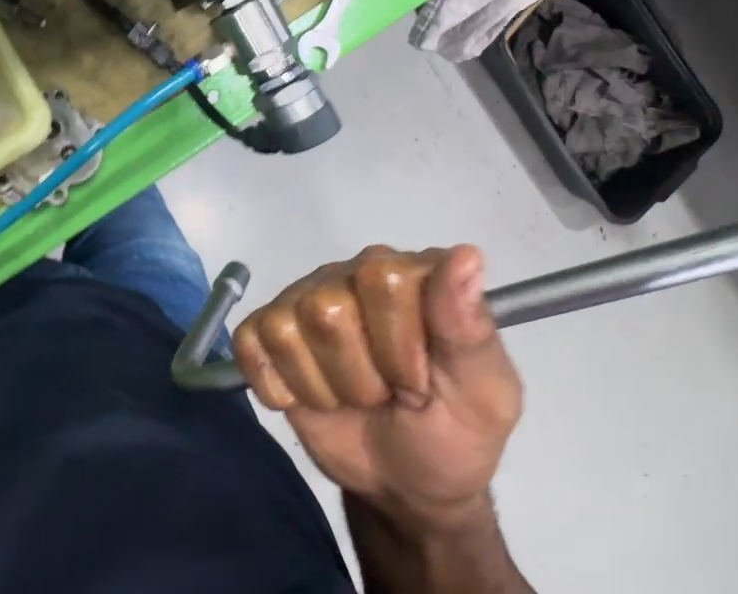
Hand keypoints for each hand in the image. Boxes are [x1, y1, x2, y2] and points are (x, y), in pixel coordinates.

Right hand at [231, 246, 521, 530]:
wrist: (405, 482)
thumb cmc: (453, 432)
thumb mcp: (486, 394)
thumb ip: (471, 327)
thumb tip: (466, 255)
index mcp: (412, 272)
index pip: (382, 279)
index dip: (398, 346)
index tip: (421, 382)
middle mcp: (354, 271)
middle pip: (326, 309)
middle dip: (359, 373)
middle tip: (387, 393)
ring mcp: (305, 296)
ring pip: (286, 330)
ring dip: (323, 386)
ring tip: (352, 396)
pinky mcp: (266, 328)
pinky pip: (250, 344)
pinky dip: (278, 387)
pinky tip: (310, 396)